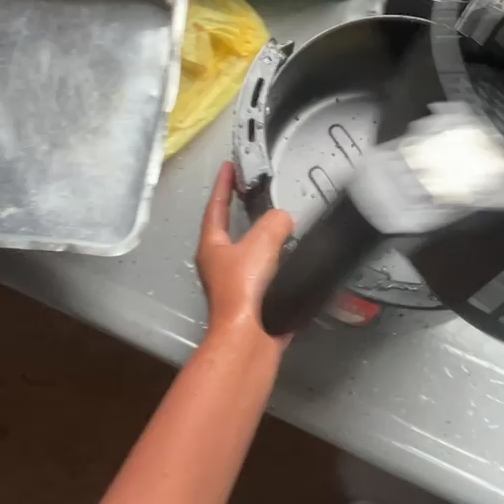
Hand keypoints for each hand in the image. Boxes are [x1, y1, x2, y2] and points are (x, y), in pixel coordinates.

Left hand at [196, 163, 294, 340]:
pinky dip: (276, 257)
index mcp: (212, 245)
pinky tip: (290, 256)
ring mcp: (233, 283)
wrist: (250, 337)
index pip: (216, 206)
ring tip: (278, 219)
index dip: (223, 185)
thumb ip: (275, 223)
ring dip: (261, 235)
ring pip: (247, 250)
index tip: (228, 166)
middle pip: (227, 228)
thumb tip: (284, 221)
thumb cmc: (246, 288)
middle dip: (239, 208)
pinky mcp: (252, 299)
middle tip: (252, 190)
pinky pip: (264, 269)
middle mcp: (218, 263)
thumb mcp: (262, 243)